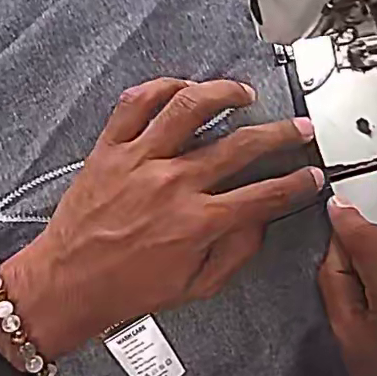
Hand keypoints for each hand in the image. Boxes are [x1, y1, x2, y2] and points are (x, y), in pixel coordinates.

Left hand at [0, 78, 322, 358]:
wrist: (68, 283)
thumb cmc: (124, 288)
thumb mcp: (194, 285)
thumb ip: (235, 252)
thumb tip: (260, 222)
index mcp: (196, 222)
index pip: (264, 194)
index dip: (296, 183)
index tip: (309, 176)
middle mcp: (172, 185)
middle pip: (242, 145)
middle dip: (282, 135)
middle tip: (297, 130)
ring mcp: (139, 161)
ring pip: (190, 108)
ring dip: (225, 94)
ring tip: (243, 94)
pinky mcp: (110, 150)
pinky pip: (136, 103)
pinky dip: (161, 87)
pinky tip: (181, 88)